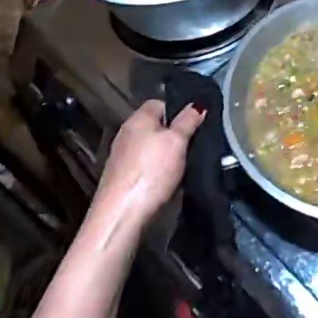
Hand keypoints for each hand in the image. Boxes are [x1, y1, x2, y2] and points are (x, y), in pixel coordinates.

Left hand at [91, 99, 204, 232]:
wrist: (121, 214)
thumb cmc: (150, 172)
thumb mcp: (177, 142)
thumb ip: (188, 121)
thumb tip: (197, 104)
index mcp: (138, 118)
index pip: (160, 103)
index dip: (179, 111)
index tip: (194, 125)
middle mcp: (126, 133)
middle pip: (155, 126)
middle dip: (174, 136)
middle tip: (192, 147)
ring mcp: (121, 156)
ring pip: (150, 148)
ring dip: (165, 156)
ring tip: (182, 168)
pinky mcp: (120, 177)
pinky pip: (144, 166)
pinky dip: (155, 172)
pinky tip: (165, 184)